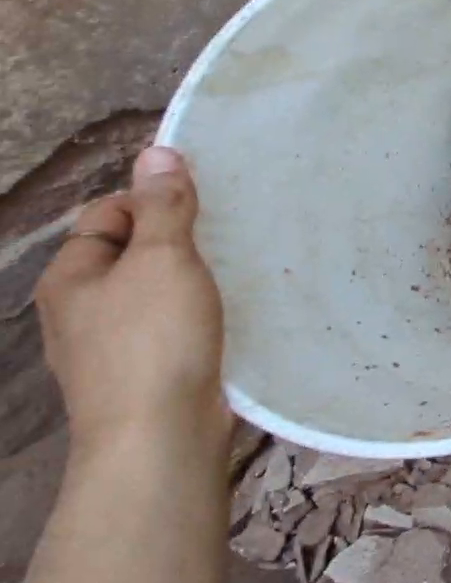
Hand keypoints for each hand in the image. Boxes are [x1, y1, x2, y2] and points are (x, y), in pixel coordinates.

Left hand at [35, 147, 227, 454]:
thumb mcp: (163, 260)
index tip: (211, 200)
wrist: (160, 430)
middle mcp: (84, 307)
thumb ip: (165, 208)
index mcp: (72, 278)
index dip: (156, 199)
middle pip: (138, 250)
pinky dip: (207, 306)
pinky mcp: (153, 364)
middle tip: (237, 229)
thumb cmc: (153, 339)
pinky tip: (239, 306)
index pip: (110, 214)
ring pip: (162, 286)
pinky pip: (179, 318)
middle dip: (186, 236)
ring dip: (201, 273)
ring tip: (246, 264)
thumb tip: (158, 152)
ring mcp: (116, 340)